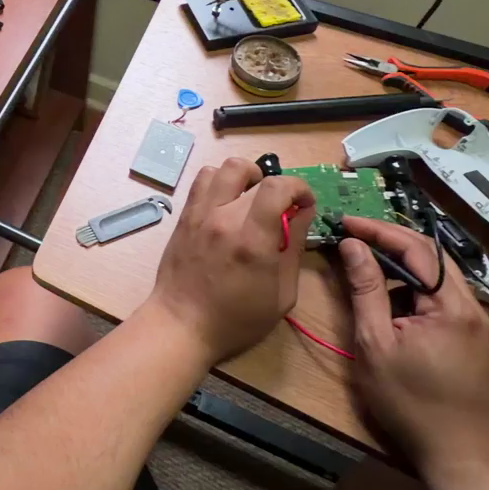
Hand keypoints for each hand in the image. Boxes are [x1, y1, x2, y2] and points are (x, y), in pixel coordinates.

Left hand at [141, 158, 315, 364]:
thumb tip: (303, 213)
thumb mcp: (282, 294)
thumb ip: (294, 248)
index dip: (299, 187)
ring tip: (253, 198)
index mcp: (253, 240)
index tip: (306, 203)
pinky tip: (228, 201)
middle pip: (254, 176)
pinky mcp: (184, 214)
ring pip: (224, 167)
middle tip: (282, 208)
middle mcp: (224, 217)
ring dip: (246, 176)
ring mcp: (200, 212)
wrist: (182, 322)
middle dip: (277, 187)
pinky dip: (220, 180)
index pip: (278, 187)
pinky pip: (202, 178)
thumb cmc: (238, 318)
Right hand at [338, 217, 488, 478]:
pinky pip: (439, 294)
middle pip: (431, 255)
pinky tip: (387, 295)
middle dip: (389, 238)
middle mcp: (471, 307)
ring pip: (436, 274)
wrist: (457, 455)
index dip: (378, 230)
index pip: (416, 249)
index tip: (344, 221)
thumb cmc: (409, 400)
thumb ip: (365, 289)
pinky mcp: (469, 335)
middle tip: (352, 233)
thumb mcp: (376, 342)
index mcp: (451, 306)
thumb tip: (352, 244)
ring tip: (363, 261)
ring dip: (400, 261)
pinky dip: (411, 284)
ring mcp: (474, 322)